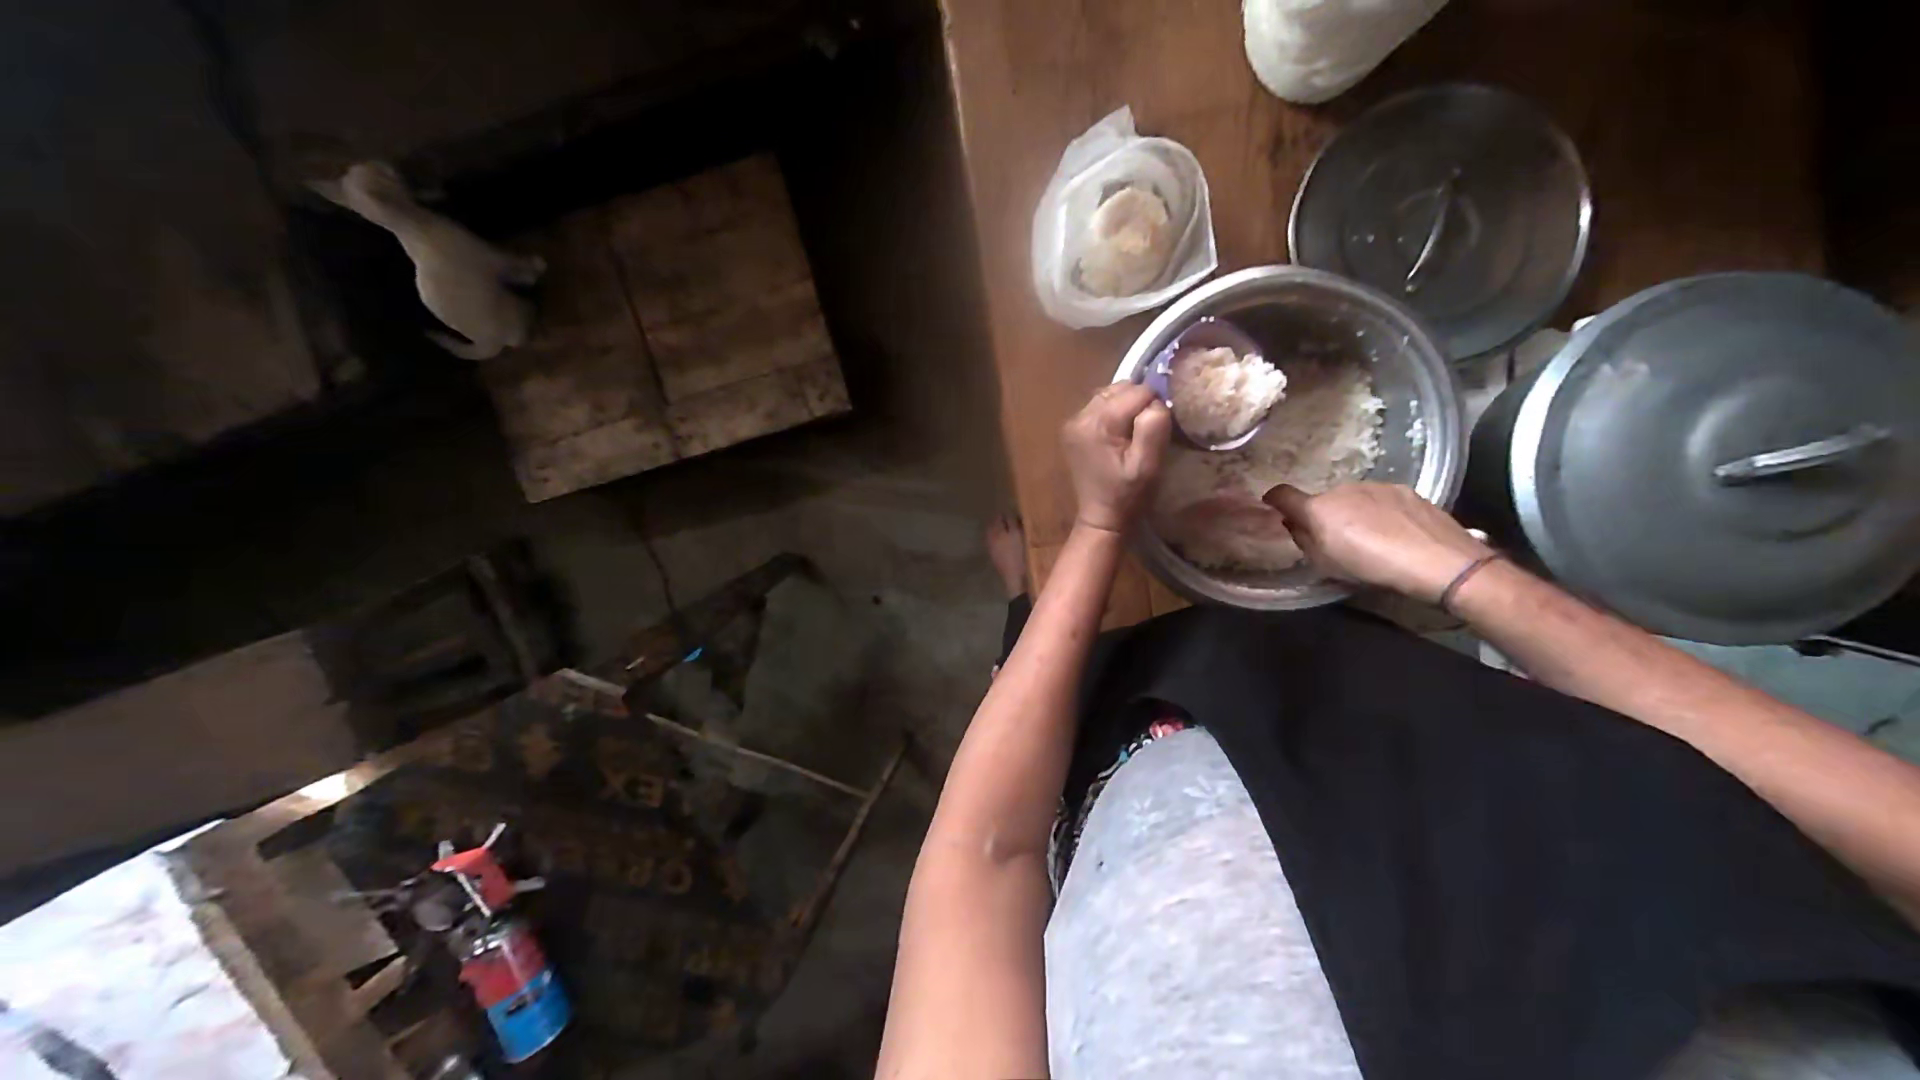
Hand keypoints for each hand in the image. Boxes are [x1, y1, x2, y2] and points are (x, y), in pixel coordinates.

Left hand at [1063, 382, 1172, 533]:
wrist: (1101, 518)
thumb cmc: (1128, 494)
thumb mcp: (1148, 464)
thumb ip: (1153, 427)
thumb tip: (1155, 402)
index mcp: (1099, 423)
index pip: (1138, 391)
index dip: (1153, 406)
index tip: (1155, 431)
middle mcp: (1080, 416)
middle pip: (1121, 388)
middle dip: (1138, 403)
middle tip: (1143, 432)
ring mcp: (1073, 421)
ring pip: (1109, 394)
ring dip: (1125, 406)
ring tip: (1130, 433)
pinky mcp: (1072, 428)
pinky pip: (1098, 406)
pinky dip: (1112, 413)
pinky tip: (1116, 434)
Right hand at [1262, 482, 1491, 602]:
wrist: (1439, 561)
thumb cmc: (1371, 567)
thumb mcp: (1326, 565)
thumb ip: (1304, 540)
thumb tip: (1294, 523)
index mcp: (1318, 508)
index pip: (1283, 494)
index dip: (1274, 499)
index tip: (1272, 506)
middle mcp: (1343, 489)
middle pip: (1323, 500)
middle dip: (1324, 516)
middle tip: (1336, 540)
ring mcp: (1376, 486)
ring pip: (1354, 498)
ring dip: (1354, 513)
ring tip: (1372, 538)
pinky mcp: (1406, 490)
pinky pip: (1380, 499)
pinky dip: (1380, 512)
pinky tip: (1396, 532)